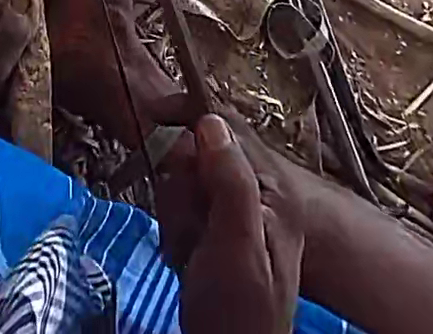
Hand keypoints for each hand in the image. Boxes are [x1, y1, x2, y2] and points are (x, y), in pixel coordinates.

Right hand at [154, 114, 301, 333]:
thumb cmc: (235, 312)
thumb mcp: (235, 246)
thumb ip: (229, 182)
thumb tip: (210, 120)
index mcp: (272, 190)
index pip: (220, 129)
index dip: (186, 130)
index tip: (160, 137)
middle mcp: (258, 193)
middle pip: (197, 152)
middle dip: (180, 185)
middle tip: (188, 225)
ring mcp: (237, 211)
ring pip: (184, 177)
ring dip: (175, 208)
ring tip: (187, 247)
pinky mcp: (217, 227)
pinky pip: (181, 202)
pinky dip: (173, 224)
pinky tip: (184, 251)